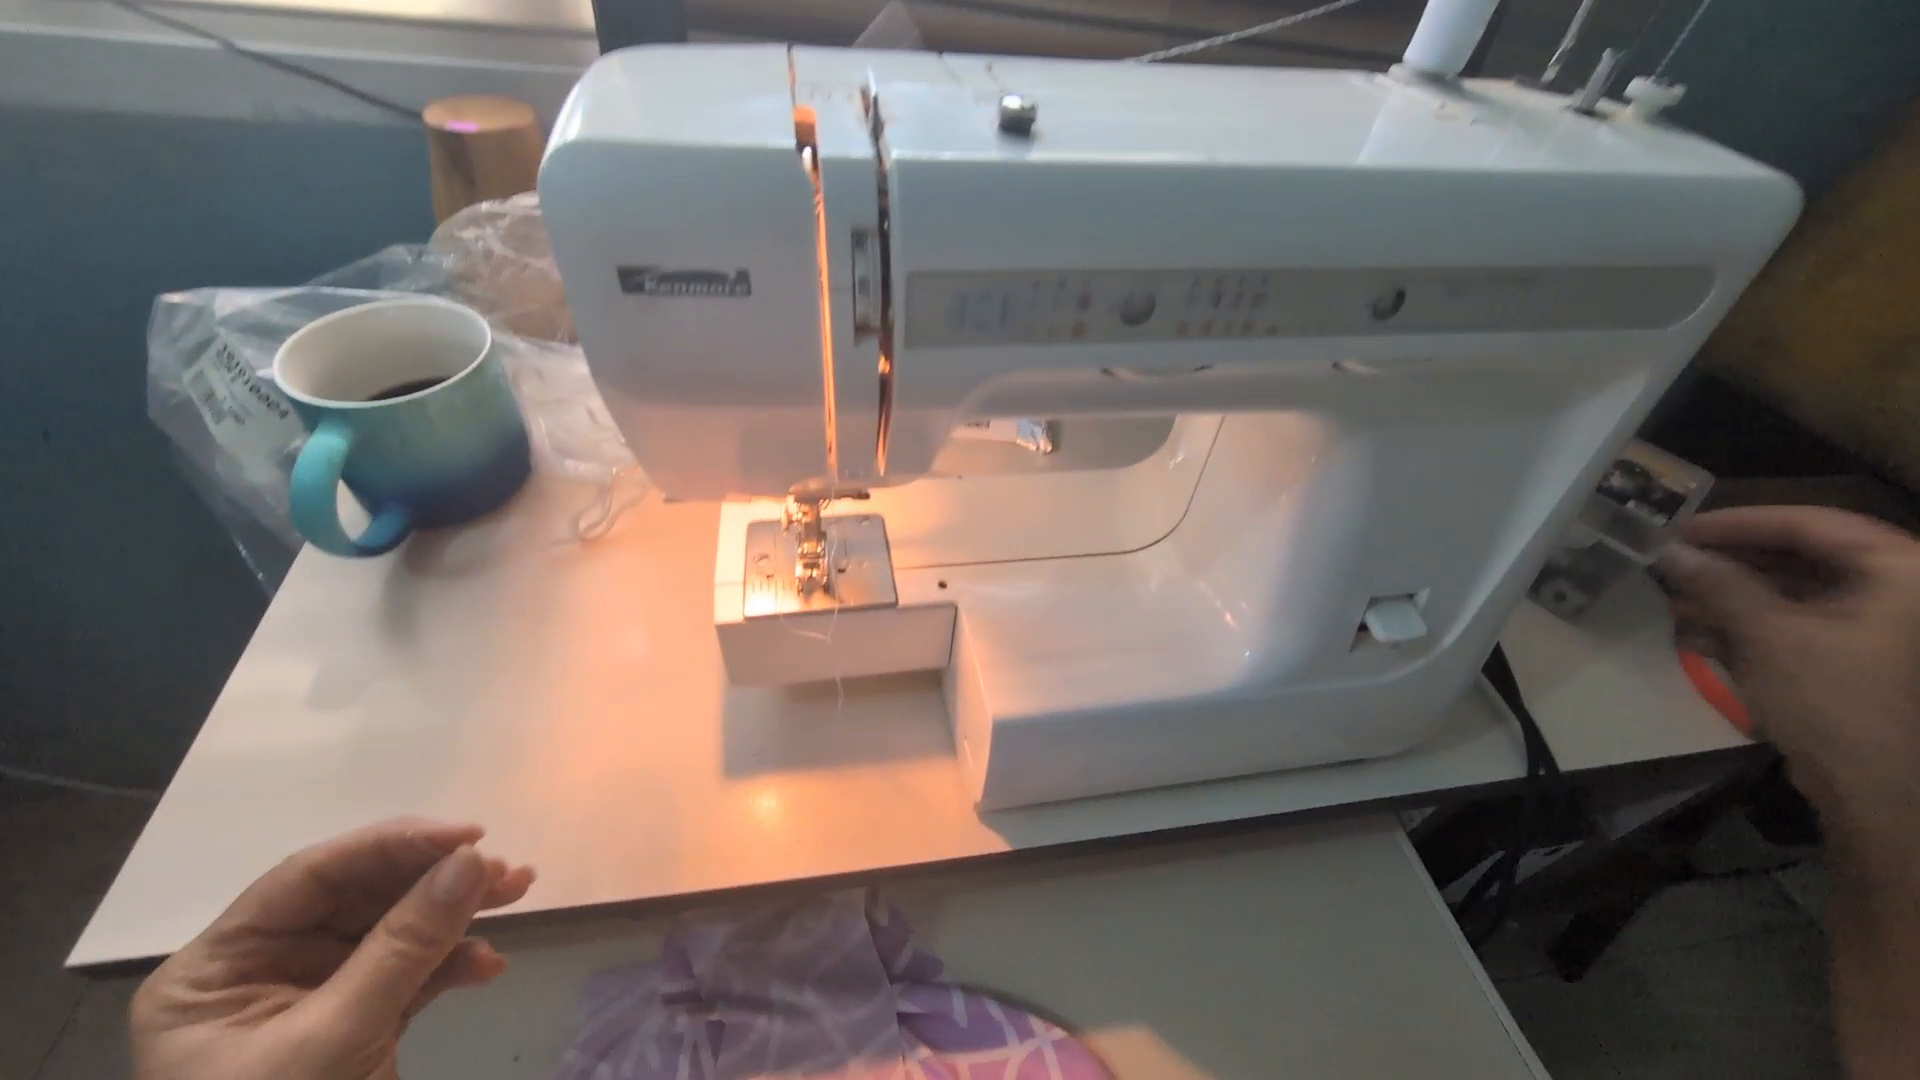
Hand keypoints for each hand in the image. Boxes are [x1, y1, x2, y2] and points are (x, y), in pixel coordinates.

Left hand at [132, 819, 535, 1079]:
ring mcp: (314, 994)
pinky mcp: (358, 1021)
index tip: (469, 837)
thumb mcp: (334, 1039)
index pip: (311, 877)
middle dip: (437, 879)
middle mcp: (263, 969)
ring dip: (459, 912)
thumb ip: (404, 945)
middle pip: (362, 895)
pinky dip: (454, 962)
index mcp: (218, 969)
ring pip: (396, 925)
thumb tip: (472, 859)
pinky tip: (489, 967)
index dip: (392, 845)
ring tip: (519, 891)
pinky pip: (412, 970)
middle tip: (506, 869)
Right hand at [1658, 506, 1919, 857]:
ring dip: (1734, 595)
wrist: (1881, 793)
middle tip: (1671, 564)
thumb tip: (1670, 551)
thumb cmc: (1834, 699)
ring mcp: (1888, 631)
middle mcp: (1905, 594)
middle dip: (1732, 562)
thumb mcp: (1766, 632)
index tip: (1679, 530)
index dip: (1740, 522)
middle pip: (1807, 557)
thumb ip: (1717, 583)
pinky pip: (1805, 625)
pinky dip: (1753, 624)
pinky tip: (1701, 633)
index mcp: (1903, 574)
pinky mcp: (1868, 662)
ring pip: (1801, 593)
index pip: (1812, 523)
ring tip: (1674, 600)